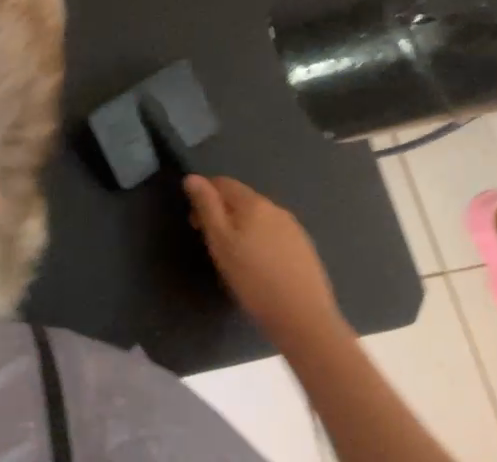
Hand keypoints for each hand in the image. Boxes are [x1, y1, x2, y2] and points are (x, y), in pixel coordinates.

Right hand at [185, 174, 341, 338]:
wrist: (304, 318)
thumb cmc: (253, 279)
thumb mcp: (220, 242)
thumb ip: (206, 207)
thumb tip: (192, 177)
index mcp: (253, 203)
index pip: (223, 183)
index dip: (203, 195)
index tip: (195, 222)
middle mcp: (276, 208)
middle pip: (241, 200)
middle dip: (222, 213)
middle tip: (211, 243)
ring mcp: (294, 228)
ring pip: (259, 218)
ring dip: (242, 227)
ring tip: (235, 258)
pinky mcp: (304, 249)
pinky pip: (274, 234)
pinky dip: (260, 241)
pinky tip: (260, 266)